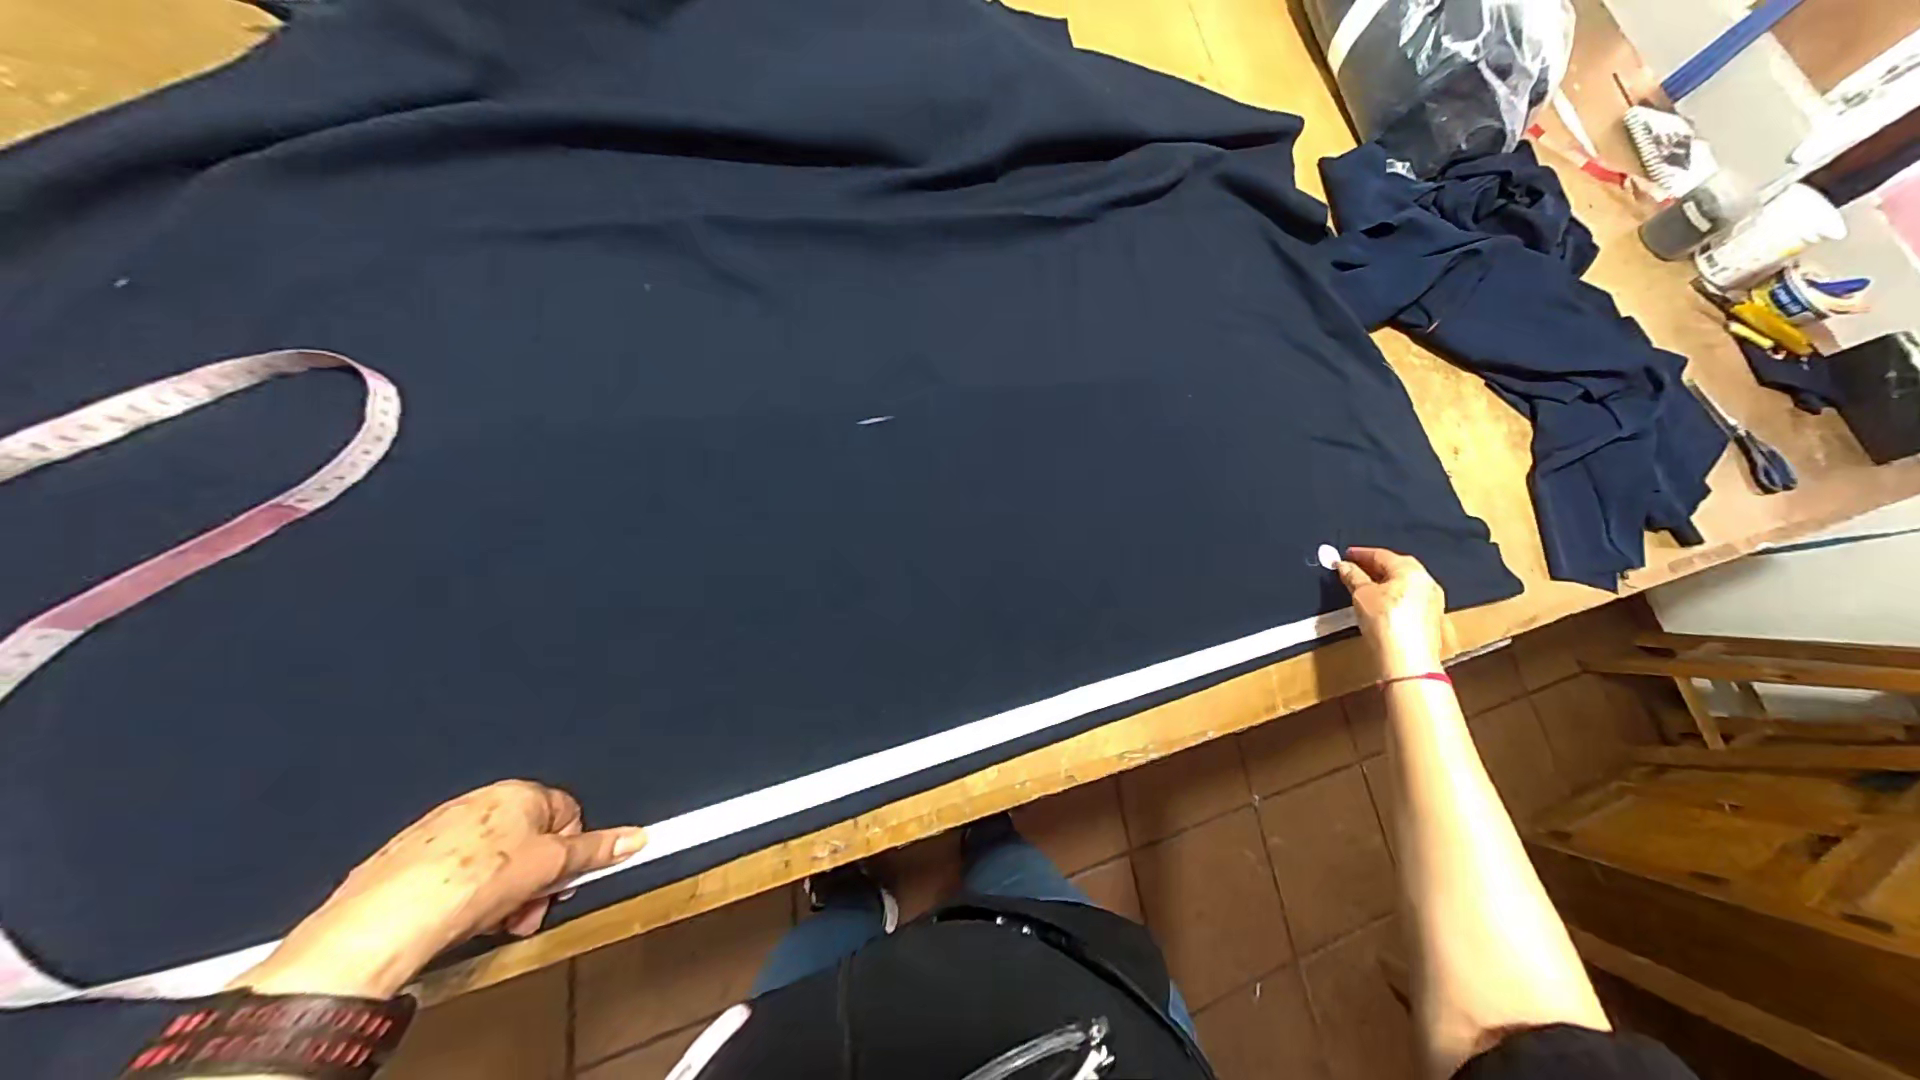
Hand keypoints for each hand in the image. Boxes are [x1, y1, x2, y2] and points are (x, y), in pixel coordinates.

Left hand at [236, 780, 646, 998]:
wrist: (384, 921)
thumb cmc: (462, 884)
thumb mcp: (550, 867)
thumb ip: (596, 850)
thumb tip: (633, 838)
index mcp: (519, 792)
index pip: (568, 814)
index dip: (570, 854)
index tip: (563, 881)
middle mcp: (480, 800)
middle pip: (532, 838)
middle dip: (536, 878)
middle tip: (528, 908)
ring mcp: (442, 826)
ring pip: (495, 858)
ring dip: (504, 892)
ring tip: (492, 920)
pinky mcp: (411, 855)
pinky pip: (457, 871)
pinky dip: (466, 895)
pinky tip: (460, 919)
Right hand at [1334, 546, 1448, 680]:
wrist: (1407, 660)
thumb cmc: (1387, 625)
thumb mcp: (1361, 595)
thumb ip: (1352, 576)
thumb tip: (1344, 566)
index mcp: (1412, 571)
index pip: (1382, 555)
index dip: (1361, 554)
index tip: (1347, 554)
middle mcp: (1427, 582)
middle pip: (1397, 567)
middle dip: (1374, 566)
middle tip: (1354, 567)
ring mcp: (1432, 601)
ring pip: (1404, 583)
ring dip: (1384, 581)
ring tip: (1363, 584)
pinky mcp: (1431, 617)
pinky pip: (1409, 598)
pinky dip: (1393, 595)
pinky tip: (1380, 601)